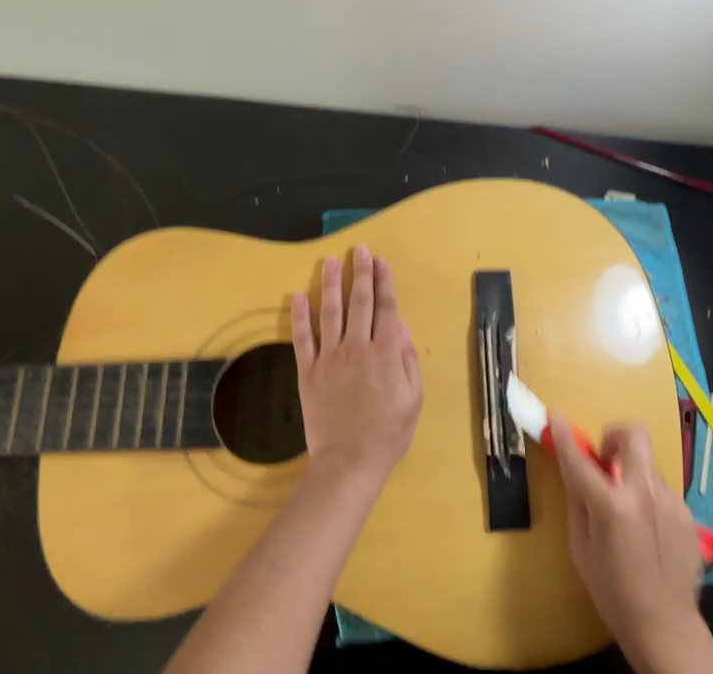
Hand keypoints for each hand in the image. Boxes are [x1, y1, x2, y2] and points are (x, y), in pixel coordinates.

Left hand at [290, 246, 422, 486]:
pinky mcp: (308, 372)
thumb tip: (400, 326)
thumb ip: (407, 360)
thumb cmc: (388, 433)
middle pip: (359, 303)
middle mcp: (357, 348)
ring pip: (330, 313)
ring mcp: (330, 358)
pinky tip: (298, 296)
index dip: (385, 283)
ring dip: (331, 284)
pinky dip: (300, 316)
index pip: (386, 309)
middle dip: (361, 273)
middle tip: (359, 250)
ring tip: (330, 260)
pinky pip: (302, 338)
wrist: (349, 462)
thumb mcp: (413, 398)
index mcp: (385, 354)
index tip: (382, 261)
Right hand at [551, 420, 712, 668]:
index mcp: (611, 505)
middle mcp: (644, 493)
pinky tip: (646, 530)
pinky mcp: (687, 512)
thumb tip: (576, 471)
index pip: (580, 458)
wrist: (665, 625)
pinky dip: (648, 498)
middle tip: (606, 461)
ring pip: (648, 465)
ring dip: (632, 474)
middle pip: (633, 434)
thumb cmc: (612, 592)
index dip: (565, 434)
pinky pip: (661, 491)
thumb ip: (578, 502)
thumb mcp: (581, 548)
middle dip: (615, 436)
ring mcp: (670, 500)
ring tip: (627, 510)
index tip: (556, 416)